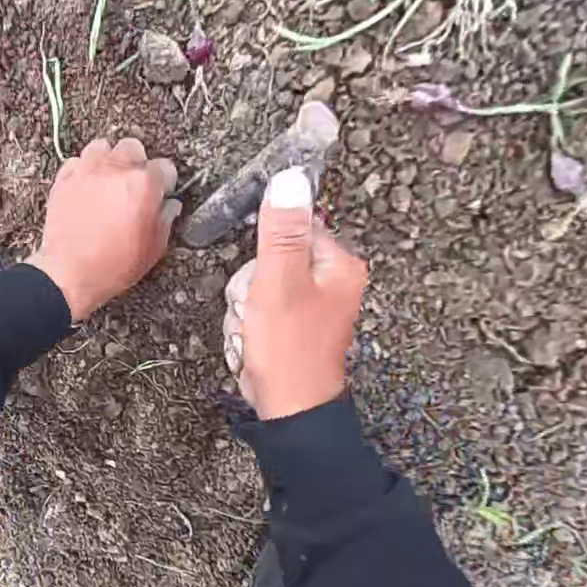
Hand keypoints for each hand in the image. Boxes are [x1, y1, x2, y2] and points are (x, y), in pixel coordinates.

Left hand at [26, 137, 179, 320]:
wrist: (70, 274)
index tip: (162, 192)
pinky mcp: (65, 181)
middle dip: (138, 163)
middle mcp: (115, 170)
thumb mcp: (153, 248)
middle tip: (137, 185)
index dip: (166, 181)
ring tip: (111, 181)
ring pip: (102, 146)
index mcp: (143, 184)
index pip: (165, 166)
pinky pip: (77, 161)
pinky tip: (89, 187)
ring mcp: (87, 172)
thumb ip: (165, 220)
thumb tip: (169, 207)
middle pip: (133, 147)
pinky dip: (85, 170)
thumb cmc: (112, 264)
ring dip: (110, 160)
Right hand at [223, 168, 366, 419]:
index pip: (292, 228)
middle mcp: (333, 279)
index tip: (262, 278)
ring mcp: (315, 301)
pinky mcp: (296, 319)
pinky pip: (262, 302)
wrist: (289, 408)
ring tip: (256, 327)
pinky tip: (256, 338)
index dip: (265, 252)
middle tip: (258, 309)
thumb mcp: (278, 282)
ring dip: (247, 304)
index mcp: (339, 264)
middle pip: (272, 255)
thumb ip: (281, 232)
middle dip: (253, 283)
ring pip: (260, 280)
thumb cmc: (287, 349)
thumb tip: (290, 178)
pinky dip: (252, 319)